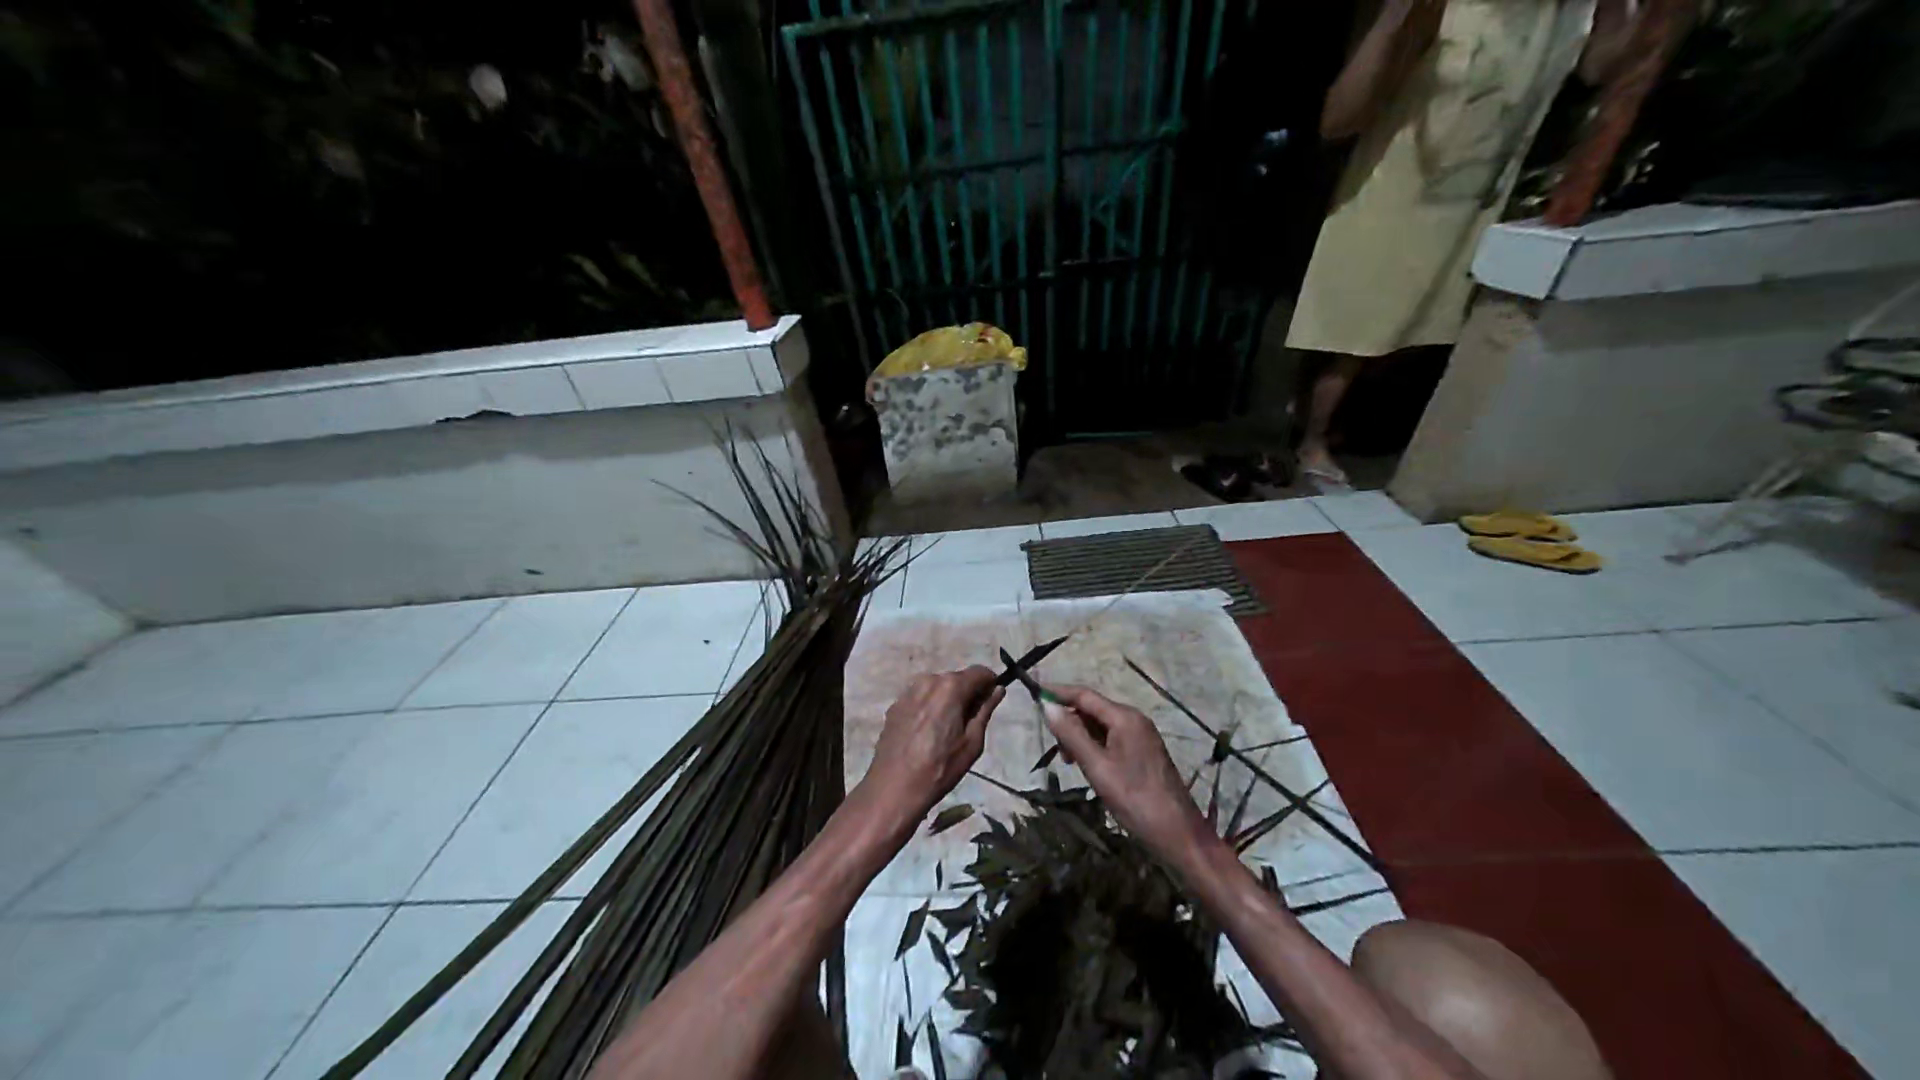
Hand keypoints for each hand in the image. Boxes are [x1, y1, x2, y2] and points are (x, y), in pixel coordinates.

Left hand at [859, 666, 1004, 828]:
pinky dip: (929, 708)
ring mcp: (907, 692)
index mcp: (950, 687)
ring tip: (946, 731)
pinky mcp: (895, 706)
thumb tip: (998, 690)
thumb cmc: (940, 767)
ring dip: (946, 701)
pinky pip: (920, 699)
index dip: (990, 684)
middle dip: (967, 694)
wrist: (894, 787)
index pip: (979, 672)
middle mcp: (927, 681)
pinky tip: (926, 734)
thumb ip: (985, 710)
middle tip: (970, 722)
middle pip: (956, 679)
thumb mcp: (972, 742)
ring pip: (937, 688)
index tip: (991, 701)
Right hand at [1042, 686, 1209, 864]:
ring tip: (1069, 762)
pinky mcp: (1144, 753)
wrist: (1178, 834)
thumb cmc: (1134, 799)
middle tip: (1053, 747)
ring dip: (1080, 737)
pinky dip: (1094, 747)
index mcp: (1125, 717)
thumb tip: (1047, 706)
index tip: (1034, 692)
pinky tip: (1088, 767)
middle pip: (1093, 709)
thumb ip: (1071, 734)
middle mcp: (1135, 719)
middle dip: (1069, 721)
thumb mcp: (1096, 767)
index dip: (1058, 692)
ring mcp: (1142, 736)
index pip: (1084, 695)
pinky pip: (1112, 739)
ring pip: (1101, 726)